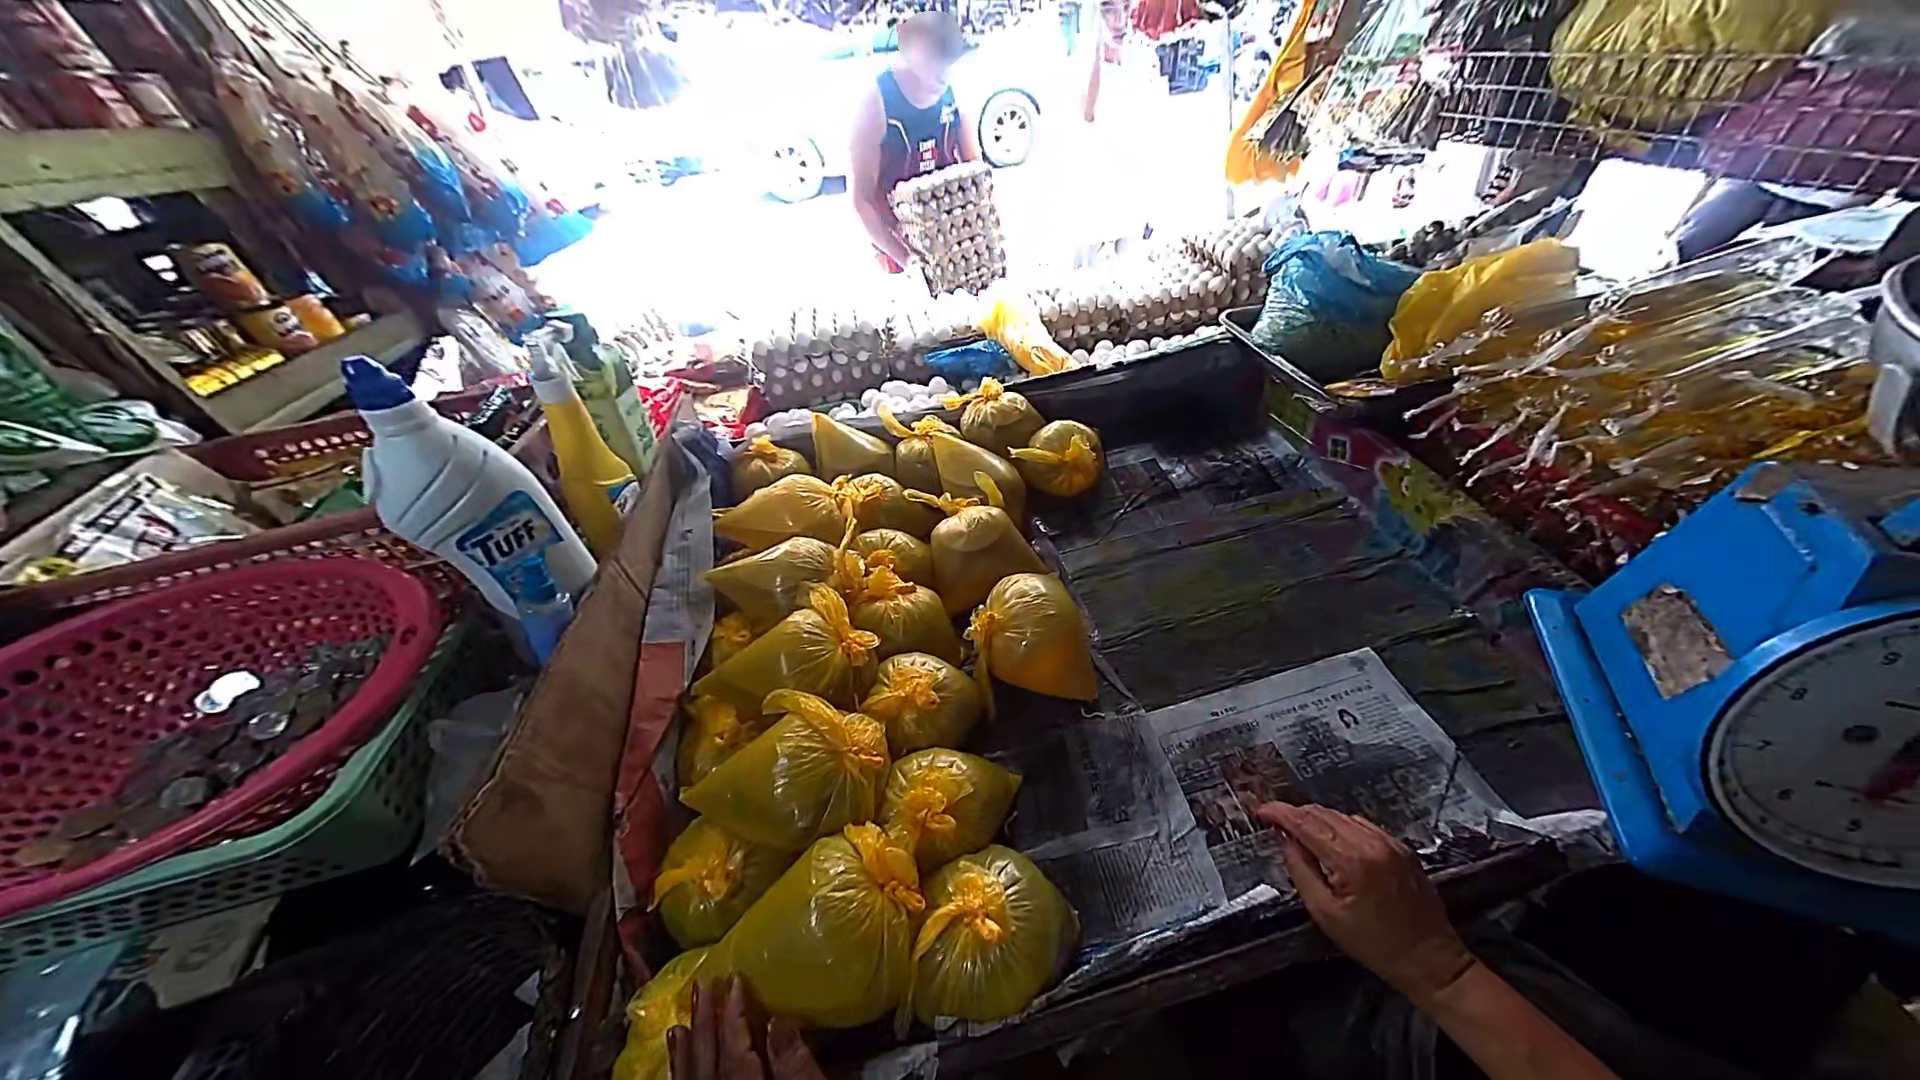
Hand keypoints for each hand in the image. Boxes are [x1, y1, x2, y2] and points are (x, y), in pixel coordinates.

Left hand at [668, 975, 825, 1079]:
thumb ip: (796, 1066)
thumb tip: (778, 1019)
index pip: (736, 1052)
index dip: (733, 1015)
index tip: (735, 978)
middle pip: (709, 1064)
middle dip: (706, 1022)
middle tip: (703, 983)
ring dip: (688, 1050)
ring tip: (681, 1020)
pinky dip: (682, 1073)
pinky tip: (681, 1056)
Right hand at [1254, 802, 1475, 1004]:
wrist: (1432, 963)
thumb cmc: (1375, 945)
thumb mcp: (1324, 912)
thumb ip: (1299, 868)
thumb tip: (1283, 837)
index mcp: (1350, 860)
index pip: (1304, 822)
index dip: (1278, 812)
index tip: (1260, 811)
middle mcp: (1372, 843)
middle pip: (1320, 813)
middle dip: (1294, 815)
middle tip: (1277, 825)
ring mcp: (1390, 843)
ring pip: (1339, 814)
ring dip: (1316, 820)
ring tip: (1302, 835)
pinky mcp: (1401, 847)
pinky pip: (1360, 823)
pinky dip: (1339, 826)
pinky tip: (1333, 842)